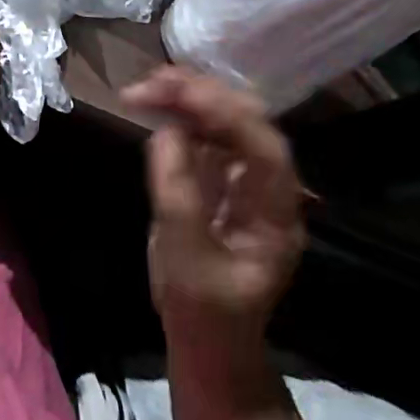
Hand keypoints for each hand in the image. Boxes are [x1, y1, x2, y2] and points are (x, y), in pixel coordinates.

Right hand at [122, 67, 303, 337]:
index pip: (264, 148)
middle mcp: (266, 188)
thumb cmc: (203, 307)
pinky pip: (203, 133)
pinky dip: (178, 112)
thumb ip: (179, 194)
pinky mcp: (217, 178)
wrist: (206, 337)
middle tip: (150, 82)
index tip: (177, 92)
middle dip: (202, 94)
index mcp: (275, 214)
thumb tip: (166, 132)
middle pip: (246, 123)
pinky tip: (153, 104)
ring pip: (224, 120)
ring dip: (186, 96)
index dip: (226, 113)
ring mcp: (242, 180)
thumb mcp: (188, 259)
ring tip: (144, 87)